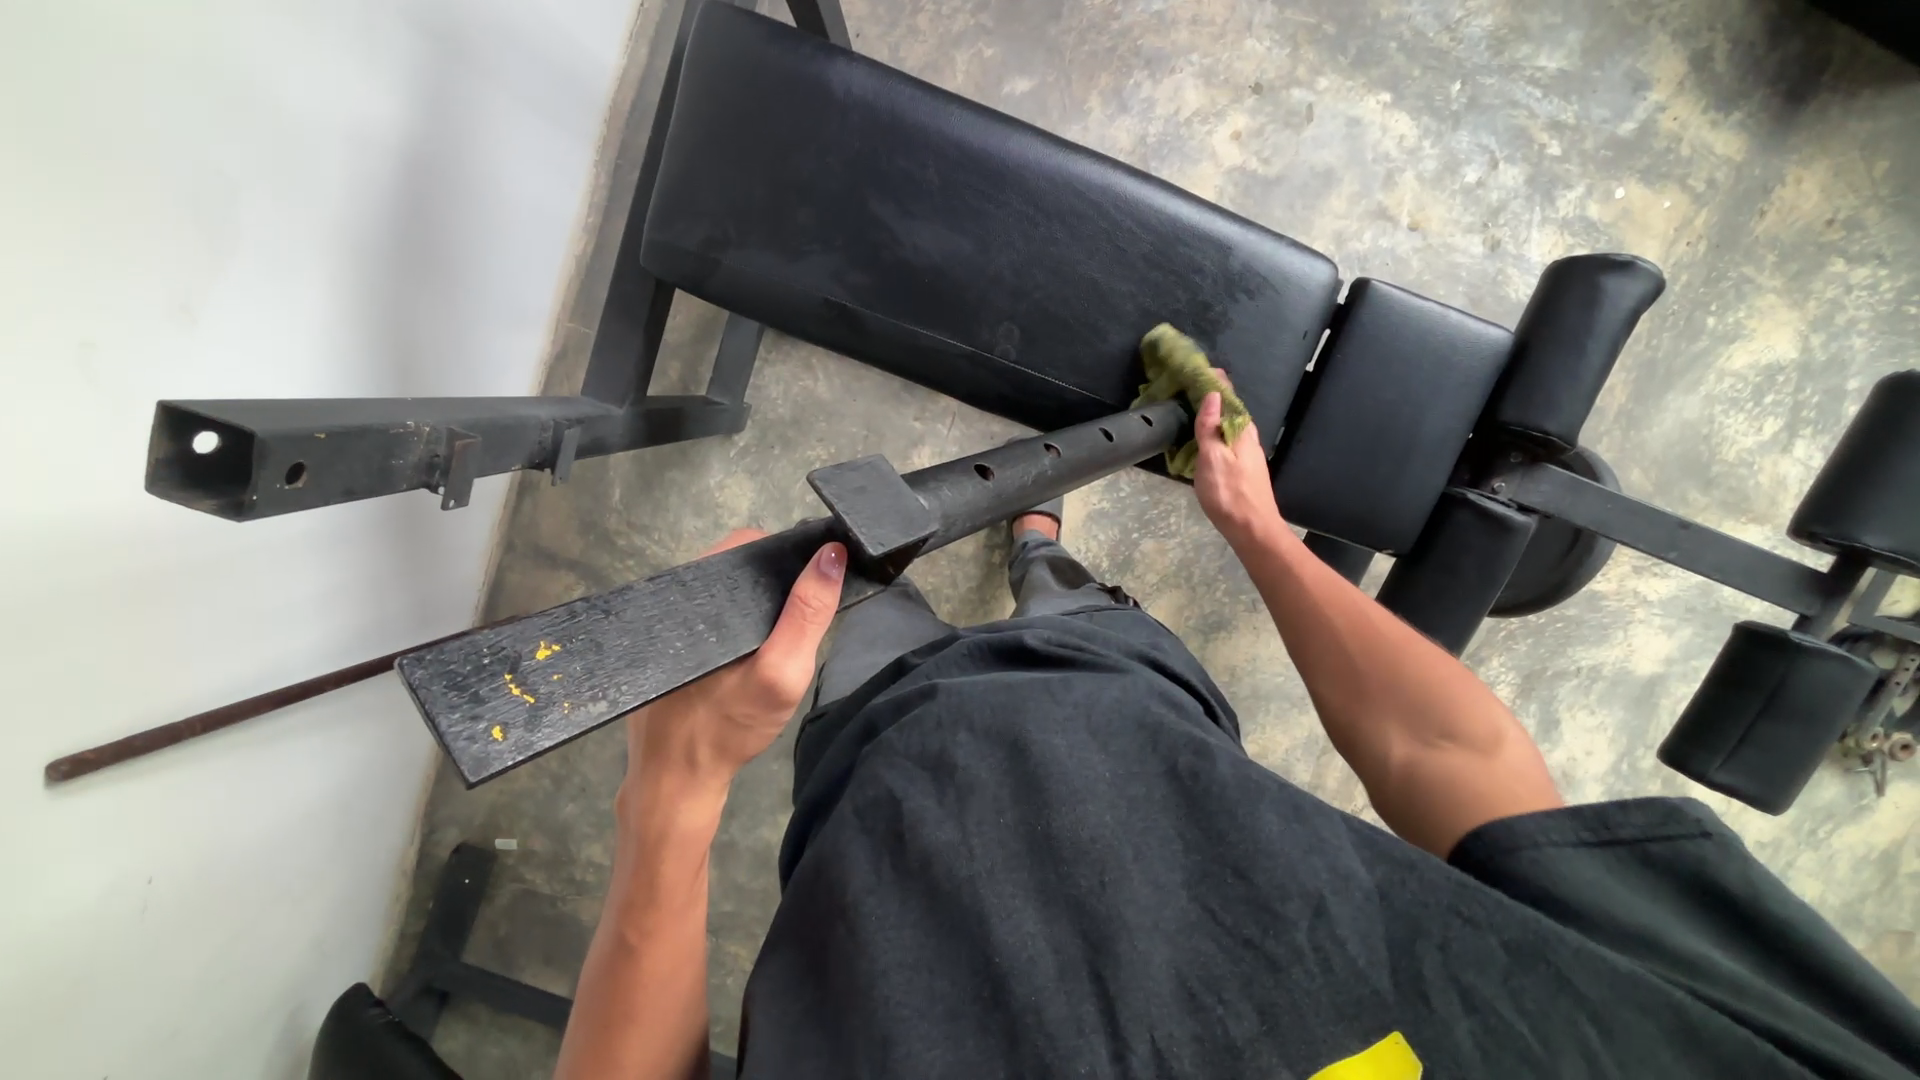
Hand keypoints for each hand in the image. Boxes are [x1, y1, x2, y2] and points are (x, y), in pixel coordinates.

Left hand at [625, 529, 846, 795]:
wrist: (676, 782)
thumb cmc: (728, 726)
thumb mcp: (782, 670)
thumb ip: (808, 612)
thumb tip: (832, 553)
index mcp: (697, 592)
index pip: (748, 544)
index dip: (787, 555)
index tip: (813, 583)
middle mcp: (678, 597)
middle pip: (739, 565)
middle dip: (775, 584)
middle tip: (800, 620)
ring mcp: (672, 623)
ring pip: (729, 592)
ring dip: (759, 605)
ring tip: (783, 634)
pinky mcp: (674, 645)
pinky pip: (716, 617)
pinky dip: (742, 624)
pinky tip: (755, 652)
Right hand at [1193, 371, 1284, 548]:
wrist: (1252, 529)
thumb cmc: (1229, 493)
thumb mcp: (1213, 457)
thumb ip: (1210, 427)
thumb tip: (1212, 394)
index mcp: (1241, 430)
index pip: (1228, 397)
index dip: (1215, 382)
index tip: (1200, 369)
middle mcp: (1248, 437)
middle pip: (1229, 411)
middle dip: (1212, 398)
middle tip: (1189, 388)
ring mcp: (1247, 454)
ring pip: (1228, 427)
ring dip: (1212, 417)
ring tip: (1191, 411)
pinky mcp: (1243, 469)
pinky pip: (1227, 441)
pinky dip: (1214, 434)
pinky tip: (1202, 441)